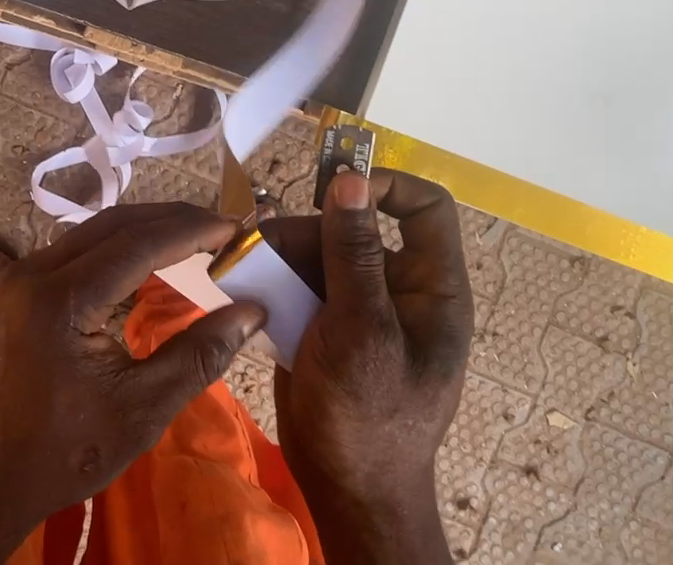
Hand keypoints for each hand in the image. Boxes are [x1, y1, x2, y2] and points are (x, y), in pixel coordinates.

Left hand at [0, 202, 267, 563]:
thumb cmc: (66, 452)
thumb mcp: (142, 410)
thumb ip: (199, 354)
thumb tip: (252, 312)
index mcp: (59, 299)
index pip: (136, 244)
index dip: (190, 231)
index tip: (234, 228)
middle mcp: (33, 272)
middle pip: (114, 225)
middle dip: (172, 221)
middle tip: (222, 228)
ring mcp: (20, 275)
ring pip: (94, 232)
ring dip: (146, 229)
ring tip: (195, 237)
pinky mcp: (18, 286)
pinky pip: (77, 250)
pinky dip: (119, 247)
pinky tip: (150, 258)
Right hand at [262, 169, 473, 564]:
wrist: (346, 489)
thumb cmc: (369, 415)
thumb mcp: (362, 329)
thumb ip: (353, 254)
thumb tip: (349, 182)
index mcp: (430, 286)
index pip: (424, 209)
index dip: (385, 185)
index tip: (334, 189)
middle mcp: (396, 287)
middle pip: (354, 228)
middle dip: (307, 230)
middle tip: (260, 242)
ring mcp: (357, 306)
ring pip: (318, 252)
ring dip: (281, 254)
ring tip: (243, 263)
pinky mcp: (325, 323)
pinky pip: (299, 282)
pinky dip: (273, 278)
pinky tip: (246, 284)